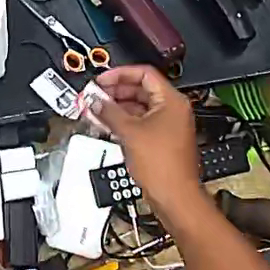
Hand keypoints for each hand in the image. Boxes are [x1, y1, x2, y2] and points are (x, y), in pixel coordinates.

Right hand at [92, 65, 200, 208]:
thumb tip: (96, 101)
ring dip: (117, 108)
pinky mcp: (161, 140)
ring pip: (139, 107)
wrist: (174, 196)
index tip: (102, 80)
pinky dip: (123, 122)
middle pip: (140, 89)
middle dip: (115, 92)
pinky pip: (140, 123)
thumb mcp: (129, 132)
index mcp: (171, 101)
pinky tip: (107, 125)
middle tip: (95, 96)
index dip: (120, 74)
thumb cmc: (164, 167)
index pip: (144, 73)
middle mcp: (172, 110)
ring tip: (96, 110)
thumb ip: (109, 112)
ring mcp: (168, 125)